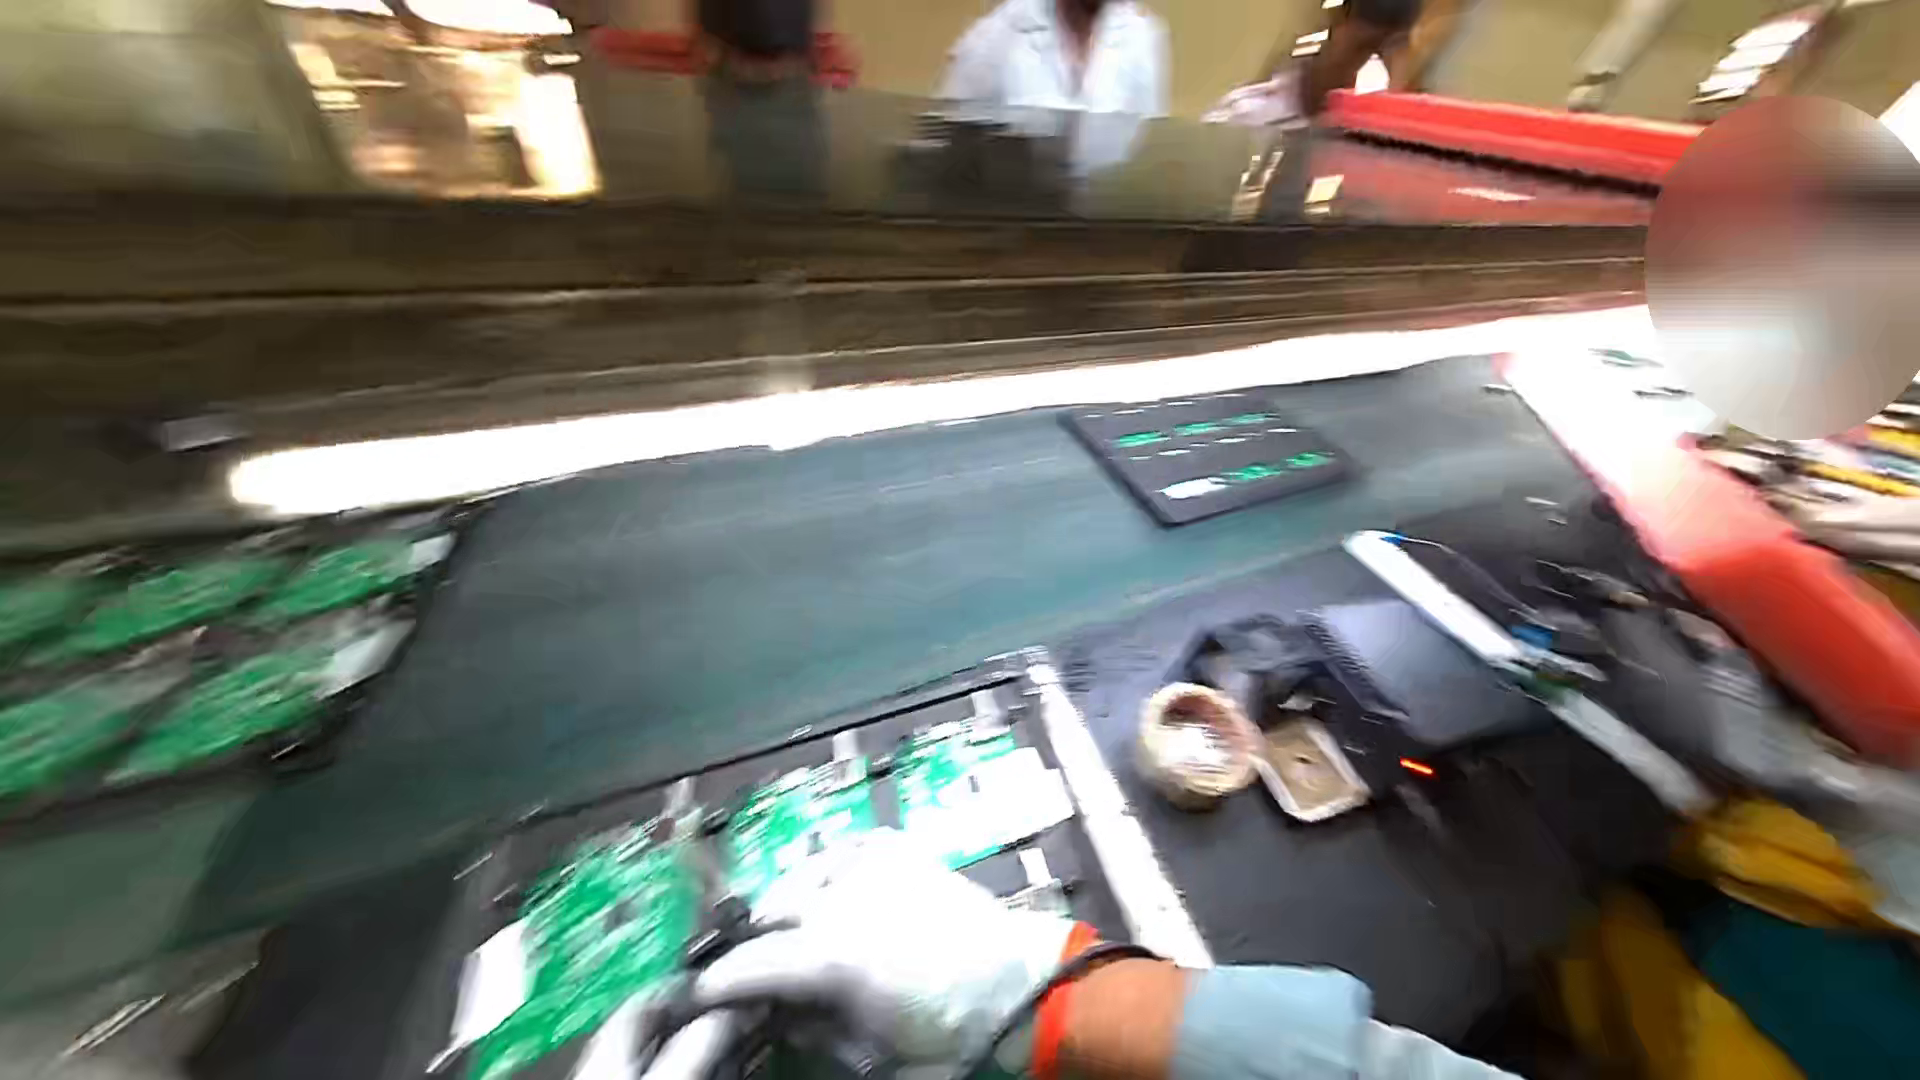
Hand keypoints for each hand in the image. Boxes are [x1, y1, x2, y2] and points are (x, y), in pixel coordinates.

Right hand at [690, 829, 1074, 1071]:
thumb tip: (772, 1010)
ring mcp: (872, 863)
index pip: (752, 962)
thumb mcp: (865, 1050)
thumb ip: (807, 1024)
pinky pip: (846, 848)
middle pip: (772, 909)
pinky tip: (833, 888)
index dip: (717, 981)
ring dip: (790, 900)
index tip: (700, 991)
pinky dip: (830, 869)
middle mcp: (843, 896)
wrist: (1011, 981)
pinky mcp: (897, 847)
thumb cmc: (940, 1031)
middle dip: (755, 938)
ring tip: (794, 926)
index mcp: (832, 954)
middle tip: (756, 962)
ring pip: (805, 872)